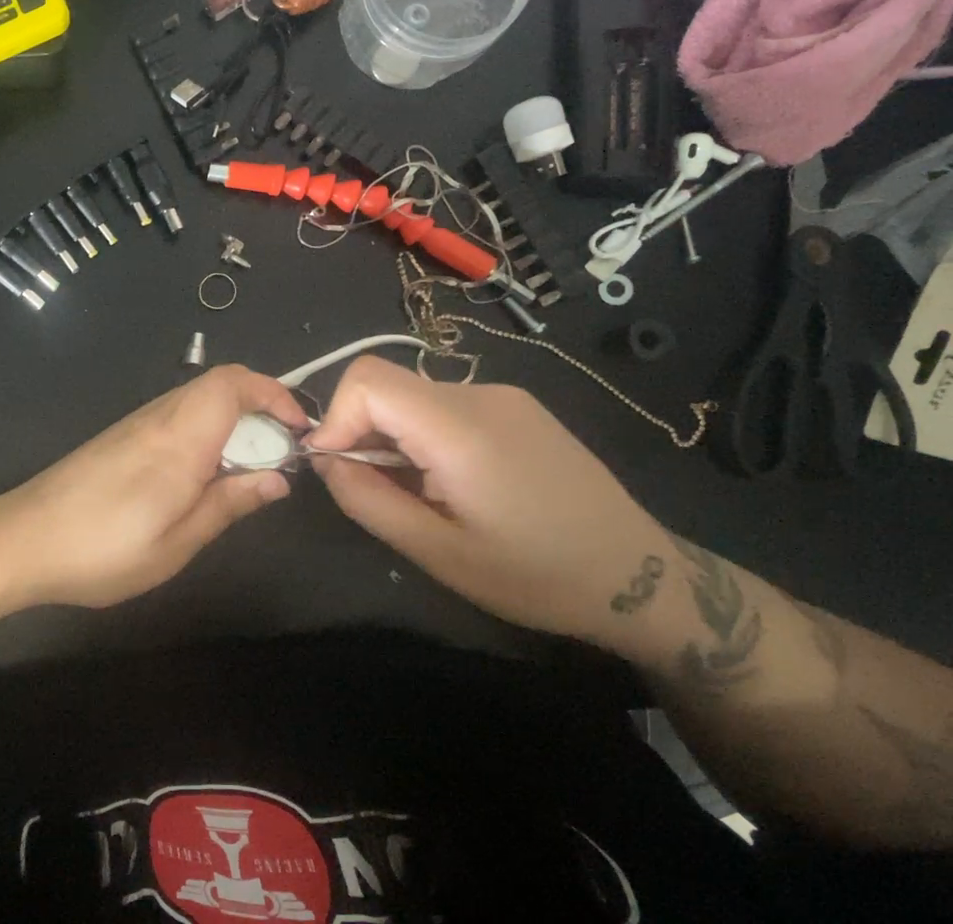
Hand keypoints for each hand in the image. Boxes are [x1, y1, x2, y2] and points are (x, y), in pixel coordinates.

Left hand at [0, 365, 305, 610]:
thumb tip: (278, 478)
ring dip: (229, 423)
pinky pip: (171, 420)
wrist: (21, 542)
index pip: (232, 383)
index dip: (274, 393)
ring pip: (192, 402)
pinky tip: (198, 478)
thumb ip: (228, 504)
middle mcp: (156, 420)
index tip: (300, 430)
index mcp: (178, 441)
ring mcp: (131, 426)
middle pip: (215, 386)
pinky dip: (200, 434)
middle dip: (258, 408)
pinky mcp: (115, 439)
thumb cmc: (101, 552)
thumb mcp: (176, 543)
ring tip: (243, 472)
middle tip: (277, 457)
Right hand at [305, 357, 671, 645]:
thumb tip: (323, 459)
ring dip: (392, 439)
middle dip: (361, 434)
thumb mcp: (436, 552)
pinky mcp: (520, 410)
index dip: (335, 418)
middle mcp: (483, 396)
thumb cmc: (535, 576)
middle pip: (387, 387)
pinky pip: (444, 407)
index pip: (367, 380)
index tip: (336, 469)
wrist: (640, 581)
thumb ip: (366, 499)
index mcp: (462, 429)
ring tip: (420, 496)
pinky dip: (423, 438)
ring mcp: (506, 399)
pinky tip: (451, 485)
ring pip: (412, 397)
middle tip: (378, 493)